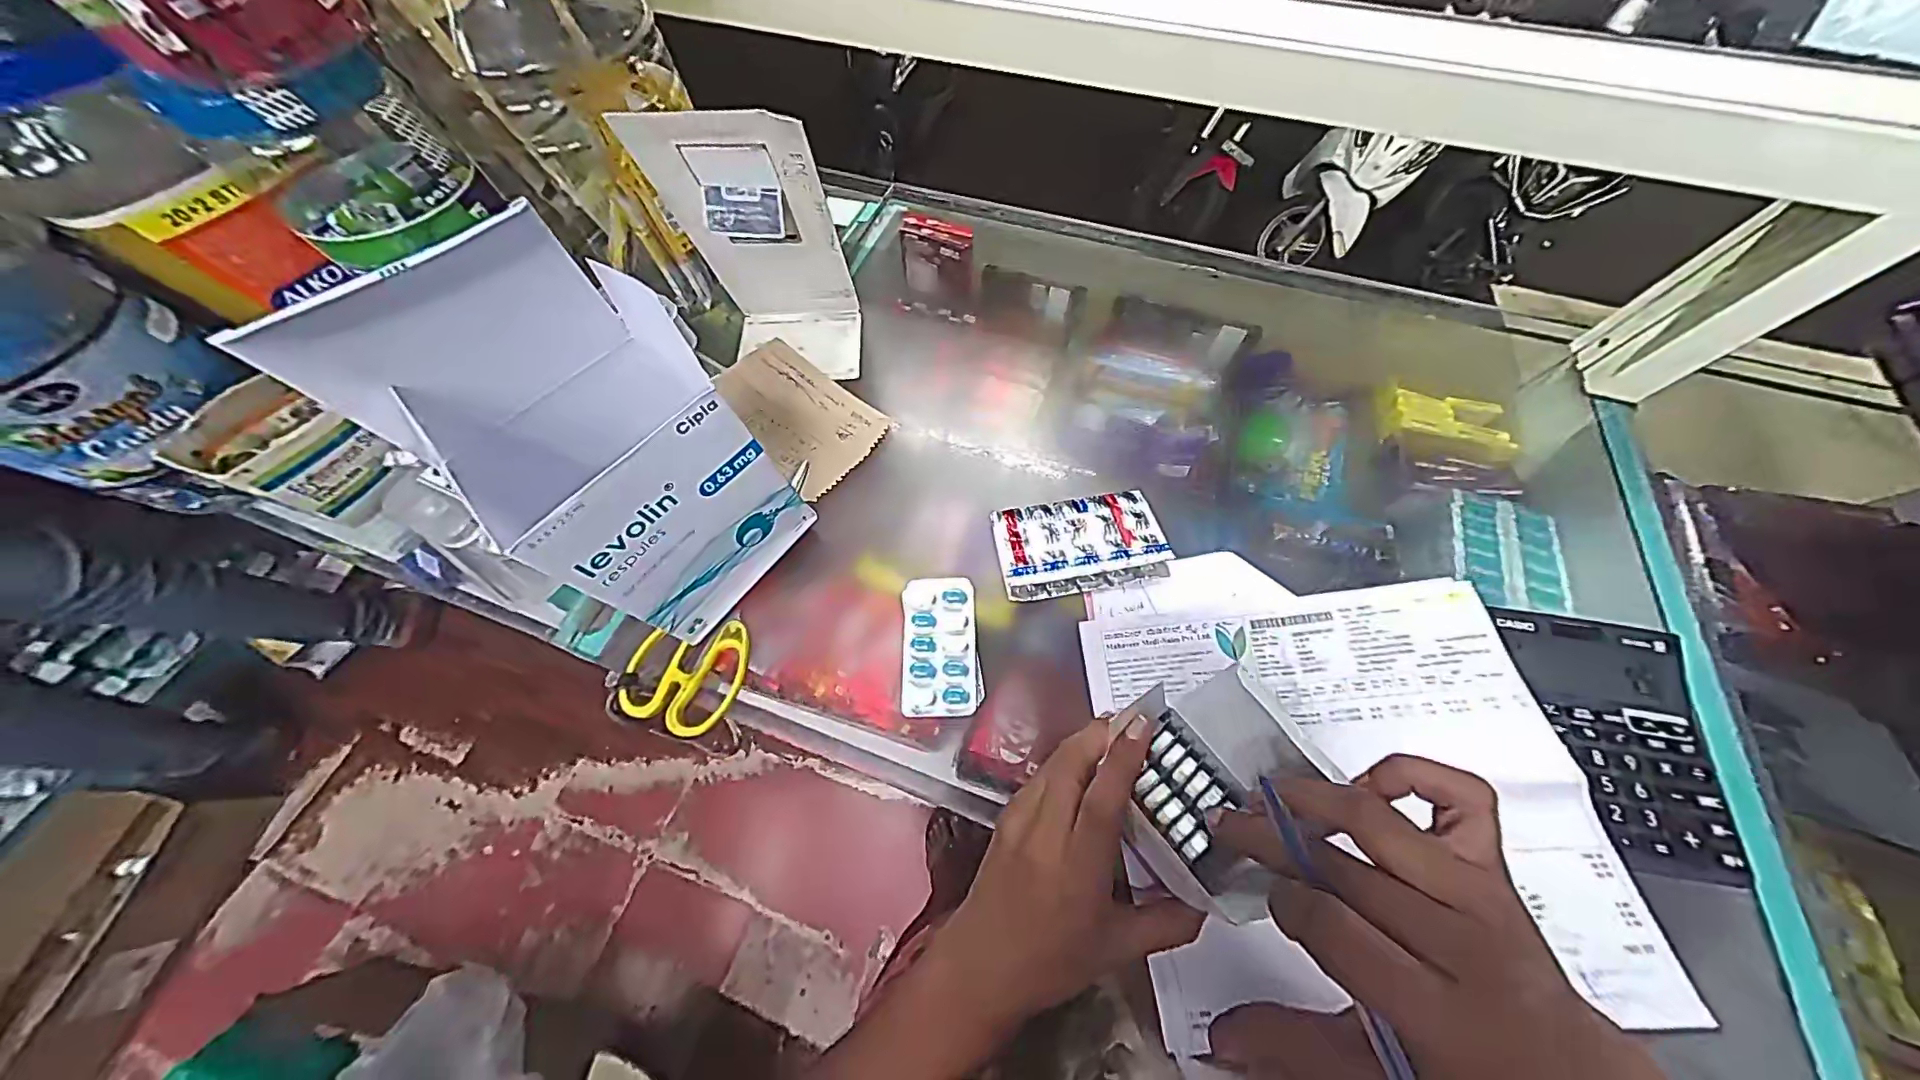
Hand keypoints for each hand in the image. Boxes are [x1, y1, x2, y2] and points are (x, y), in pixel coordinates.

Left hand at [810, 717, 1202, 1079]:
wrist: (978, 965)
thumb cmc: (1049, 960)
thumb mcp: (1116, 949)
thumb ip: (1166, 923)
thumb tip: (1204, 902)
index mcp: (1076, 868)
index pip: (1100, 800)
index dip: (1122, 758)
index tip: (1142, 724)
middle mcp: (1044, 834)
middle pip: (1069, 764)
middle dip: (1101, 732)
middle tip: (1133, 717)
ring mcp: (1018, 822)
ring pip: (1051, 764)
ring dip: (1081, 740)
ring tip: (1112, 731)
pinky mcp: (1005, 818)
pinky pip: (1038, 776)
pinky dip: (1063, 759)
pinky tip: (1080, 762)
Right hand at [1206, 755, 1666, 1079]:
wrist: (1568, 1072)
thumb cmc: (1476, 1071)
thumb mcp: (1379, 1075)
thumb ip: (1296, 1047)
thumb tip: (1224, 1035)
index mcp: (1438, 1012)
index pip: (1332, 925)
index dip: (1284, 900)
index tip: (1267, 894)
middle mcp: (1464, 945)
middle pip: (1343, 866)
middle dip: (1273, 836)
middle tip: (1236, 826)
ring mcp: (1481, 897)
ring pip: (1380, 822)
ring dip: (1314, 799)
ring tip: (1278, 796)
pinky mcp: (1494, 869)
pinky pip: (1462, 798)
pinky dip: (1410, 775)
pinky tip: (1370, 784)